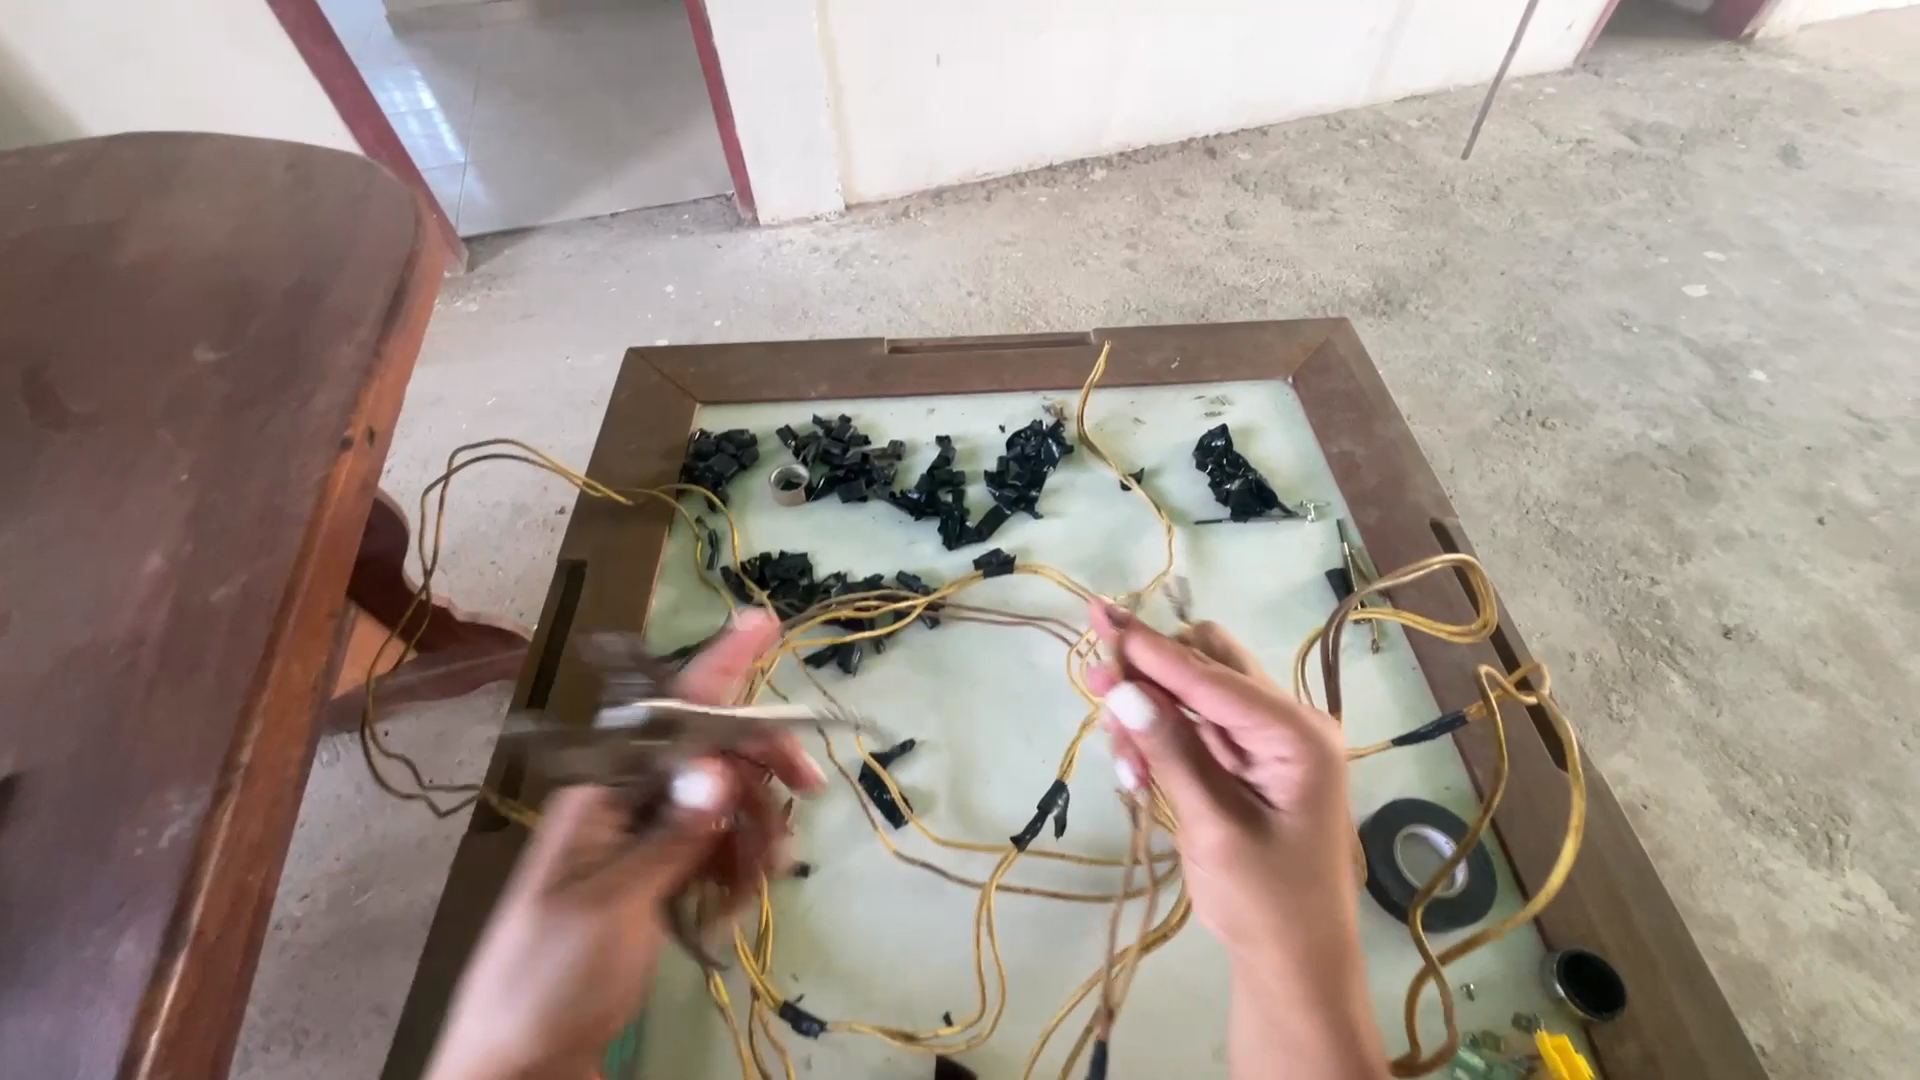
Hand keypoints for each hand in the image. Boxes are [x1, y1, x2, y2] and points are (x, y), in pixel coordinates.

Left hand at [425, 610, 823, 1079]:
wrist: (522, 1063)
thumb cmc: (551, 977)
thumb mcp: (615, 903)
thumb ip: (673, 832)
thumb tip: (721, 771)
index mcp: (603, 792)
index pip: (668, 713)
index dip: (719, 665)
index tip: (761, 623)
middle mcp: (628, 799)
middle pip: (712, 752)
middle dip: (761, 765)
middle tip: (809, 788)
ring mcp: (646, 835)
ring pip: (725, 800)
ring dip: (754, 831)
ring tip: (757, 881)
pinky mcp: (662, 870)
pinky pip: (719, 843)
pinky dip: (739, 863)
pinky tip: (737, 899)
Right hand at [1087, 602, 1386, 1077]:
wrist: (1294, 966)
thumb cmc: (1266, 904)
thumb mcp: (1213, 827)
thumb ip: (1168, 751)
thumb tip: (1120, 687)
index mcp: (1297, 734)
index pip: (1212, 676)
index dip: (1152, 649)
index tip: (1102, 617)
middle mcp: (1284, 723)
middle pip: (1208, 664)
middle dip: (1150, 669)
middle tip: (1097, 679)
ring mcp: (1263, 741)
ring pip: (1193, 692)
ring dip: (1149, 709)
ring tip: (1121, 757)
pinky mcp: (1242, 760)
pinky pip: (1191, 725)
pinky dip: (1158, 736)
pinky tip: (1134, 769)